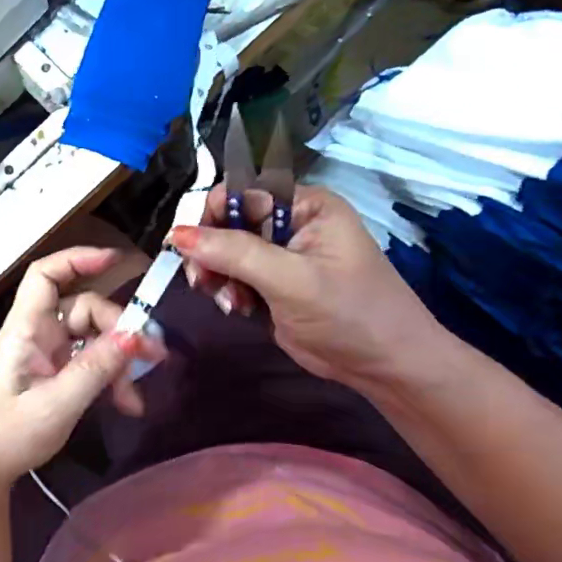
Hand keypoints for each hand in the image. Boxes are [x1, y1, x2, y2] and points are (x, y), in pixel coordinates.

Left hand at [0, 248, 164, 500]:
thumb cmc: (5, 435)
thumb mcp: (56, 405)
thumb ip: (96, 369)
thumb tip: (136, 335)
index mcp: (25, 329)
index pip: (46, 275)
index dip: (78, 259)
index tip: (117, 261)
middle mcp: (37, 334)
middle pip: (83, 309)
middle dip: (119, 328)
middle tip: (152, 356)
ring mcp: (47, 356)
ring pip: (92, 338)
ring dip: (119, 360)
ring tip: (136, 395)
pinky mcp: (55, 377)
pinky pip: (90, 364)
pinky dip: (110, 378)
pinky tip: (127, 404)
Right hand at [170, 185, 444, 386]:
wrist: (385, 367)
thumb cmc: (349, 314)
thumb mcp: (291, 280)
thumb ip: (234, 253)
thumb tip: (176, 233)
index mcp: (305, 205)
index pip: (242, 193)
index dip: (210, 215)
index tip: (189, 249)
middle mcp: (290, 222)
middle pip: (227, 222)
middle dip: (210, 252)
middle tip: (203, 283)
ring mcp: (281, 255)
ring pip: (224, 252)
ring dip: (217, 276)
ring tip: (230, 303)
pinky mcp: (273, 284)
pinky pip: (233, 276)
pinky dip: (227, 291)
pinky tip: (238, 310)